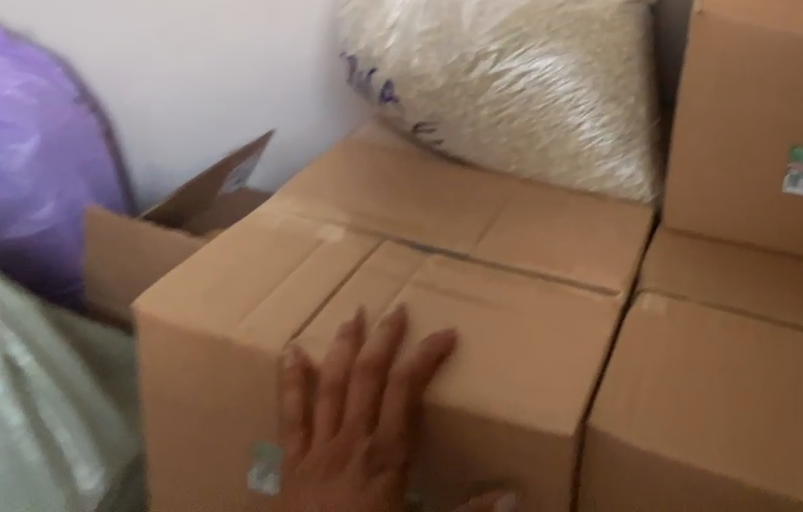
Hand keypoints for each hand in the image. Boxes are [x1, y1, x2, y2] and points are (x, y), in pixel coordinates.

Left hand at [274, 305, 516, 511]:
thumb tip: (513, 497)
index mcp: (387, 456)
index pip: (407, 389)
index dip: (427, 355)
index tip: (447, 333)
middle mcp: (352, 443)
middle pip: (368, 376)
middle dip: (385, 339)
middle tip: (398, 309)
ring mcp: (318, 451)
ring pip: (330, 387)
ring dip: (343, 348)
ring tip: (353, 316)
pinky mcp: (291, 466)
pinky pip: (289, 417)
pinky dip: (289, 382)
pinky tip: (290, 351)